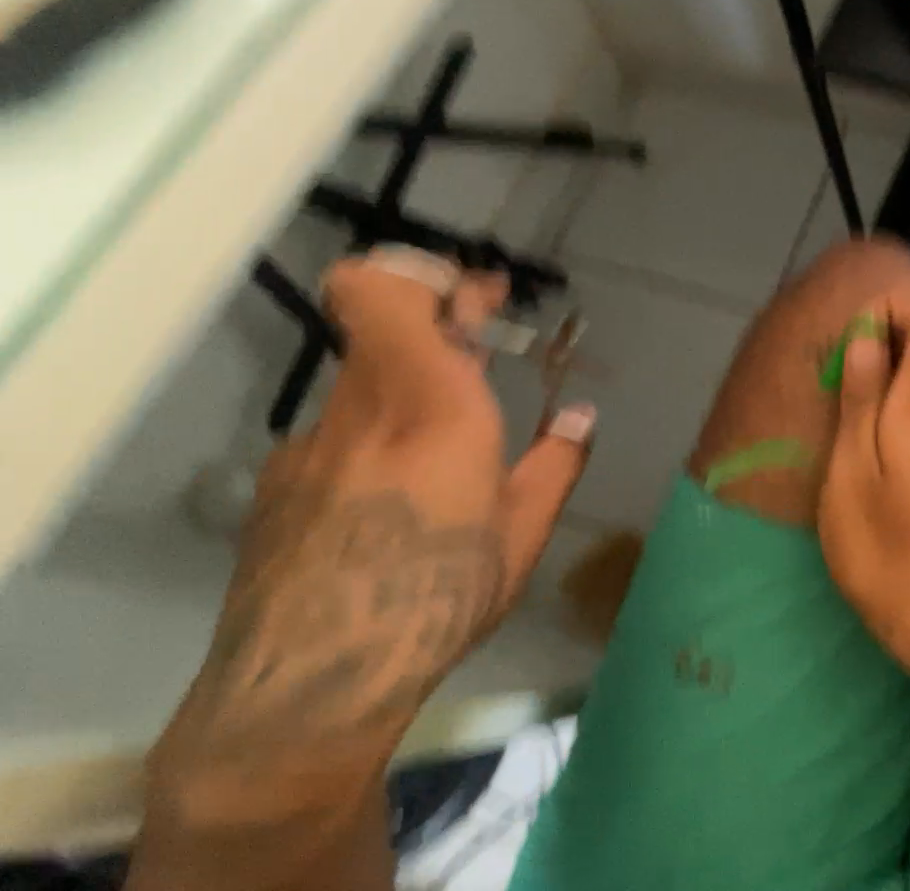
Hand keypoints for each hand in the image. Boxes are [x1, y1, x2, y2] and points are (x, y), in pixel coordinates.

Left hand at [153, 249, 594, 775]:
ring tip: (445, 443)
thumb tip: (582, 419)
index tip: (478, 297)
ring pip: (364, 385)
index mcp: (433, 406)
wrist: (313, 678)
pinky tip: (392, 500)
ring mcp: (312, 445)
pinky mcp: (281, 483)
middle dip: (438, 324)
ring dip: (409, 388)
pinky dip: (374, 441)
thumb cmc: (442, 592)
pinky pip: (338, 436)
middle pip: (383, 326)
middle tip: (480, 343)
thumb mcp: (524, 532)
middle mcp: (365, 408)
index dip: (426, 277)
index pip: (387, 292)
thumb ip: (556, 462)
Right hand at [818, 286, 909, 670]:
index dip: (898, 306)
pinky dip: (901, 390)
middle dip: (891, 330)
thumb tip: (868, 336)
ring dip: (893, 361)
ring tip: (848, 393)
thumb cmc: (875, 540)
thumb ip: (862, 396)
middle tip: (844, 366)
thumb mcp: (851, 466)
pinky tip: (869, 425)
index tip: (855, 336)